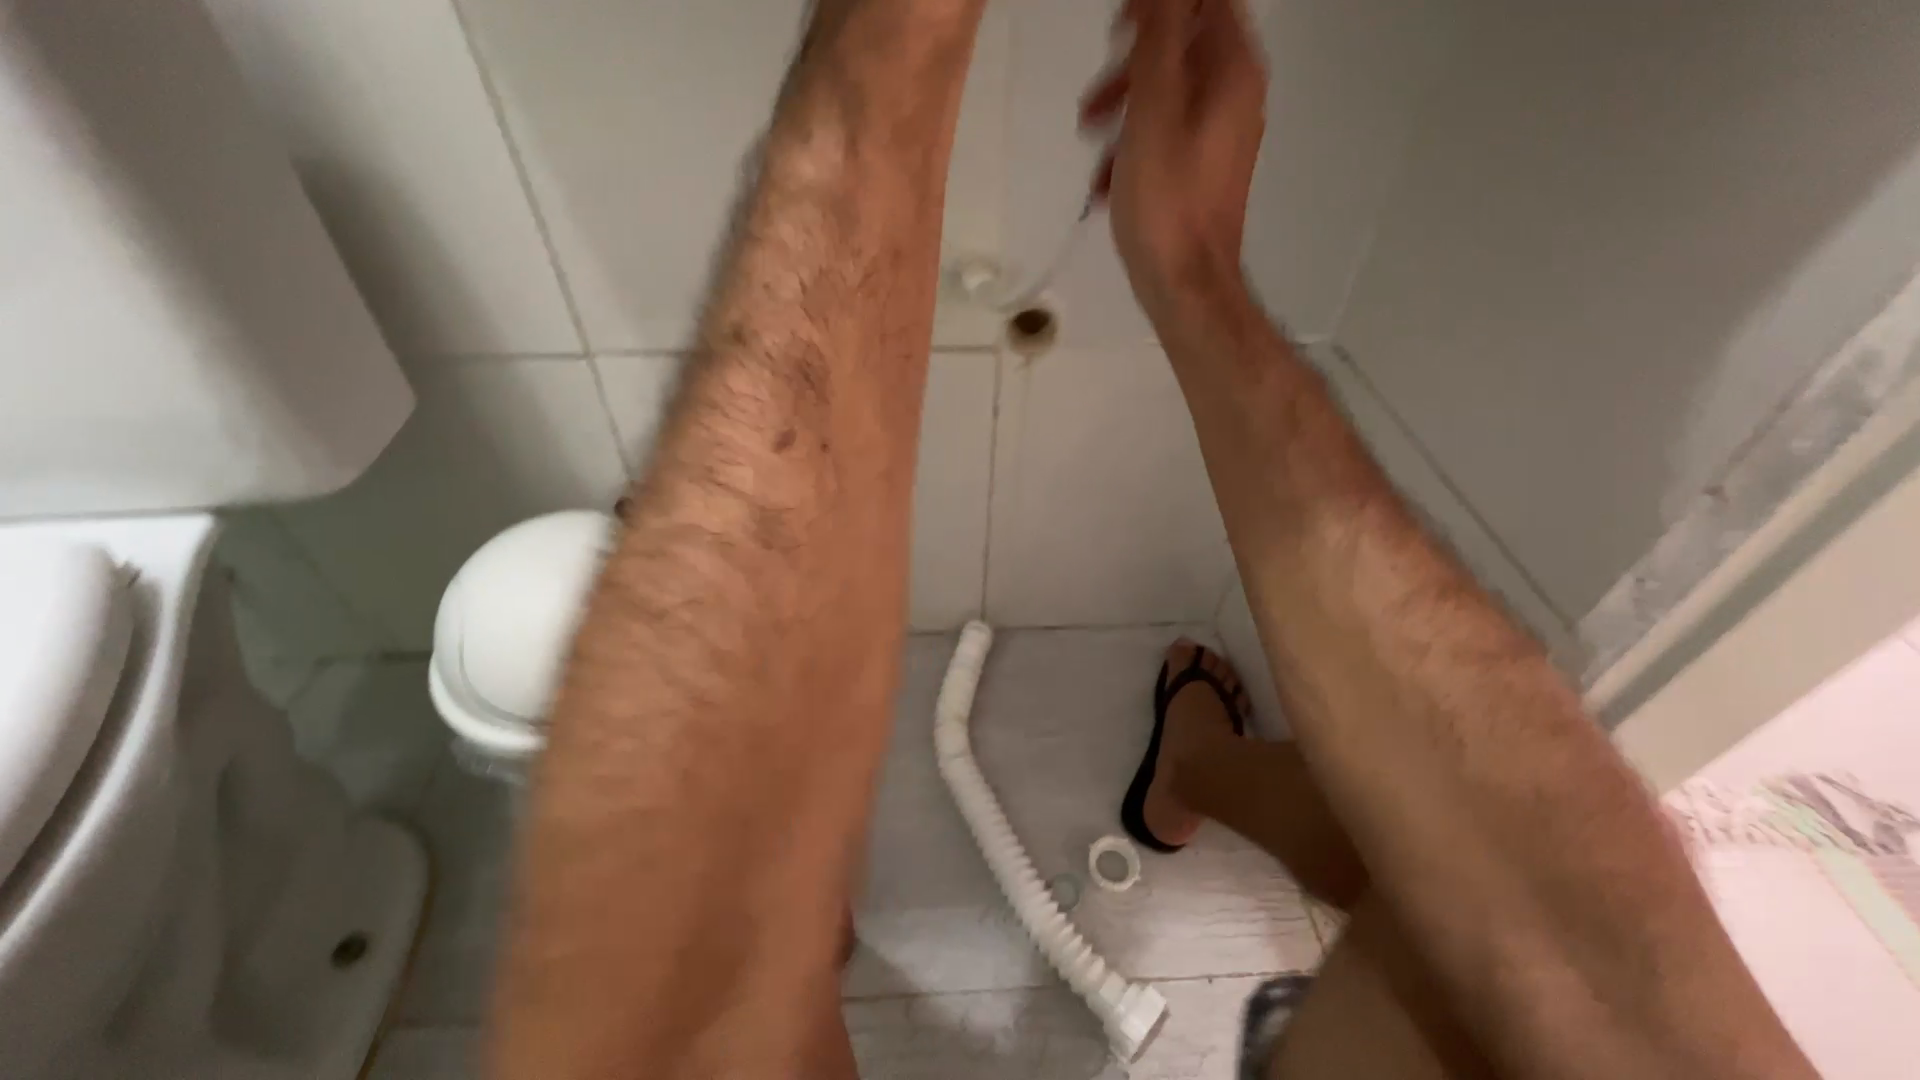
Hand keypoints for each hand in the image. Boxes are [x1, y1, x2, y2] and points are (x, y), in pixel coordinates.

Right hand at [1082, 0, 1266, 330]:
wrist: (1185, 284)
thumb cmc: (1166, 201)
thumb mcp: (1153, 110)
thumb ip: (1158, 37)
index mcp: (1232, 71)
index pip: (1206, 3)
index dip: (1160, 5)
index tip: (1119, 28)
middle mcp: (1235, 94)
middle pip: (1182, 47)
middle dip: (1130, 65)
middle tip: (1095, 99)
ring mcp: (1220, 135)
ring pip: (1168, 93)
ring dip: (1123, 108)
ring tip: (1092, 142)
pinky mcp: (1202, 170)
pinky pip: (1166, 135)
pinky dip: (1134, 145)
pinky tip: (1108, 180)